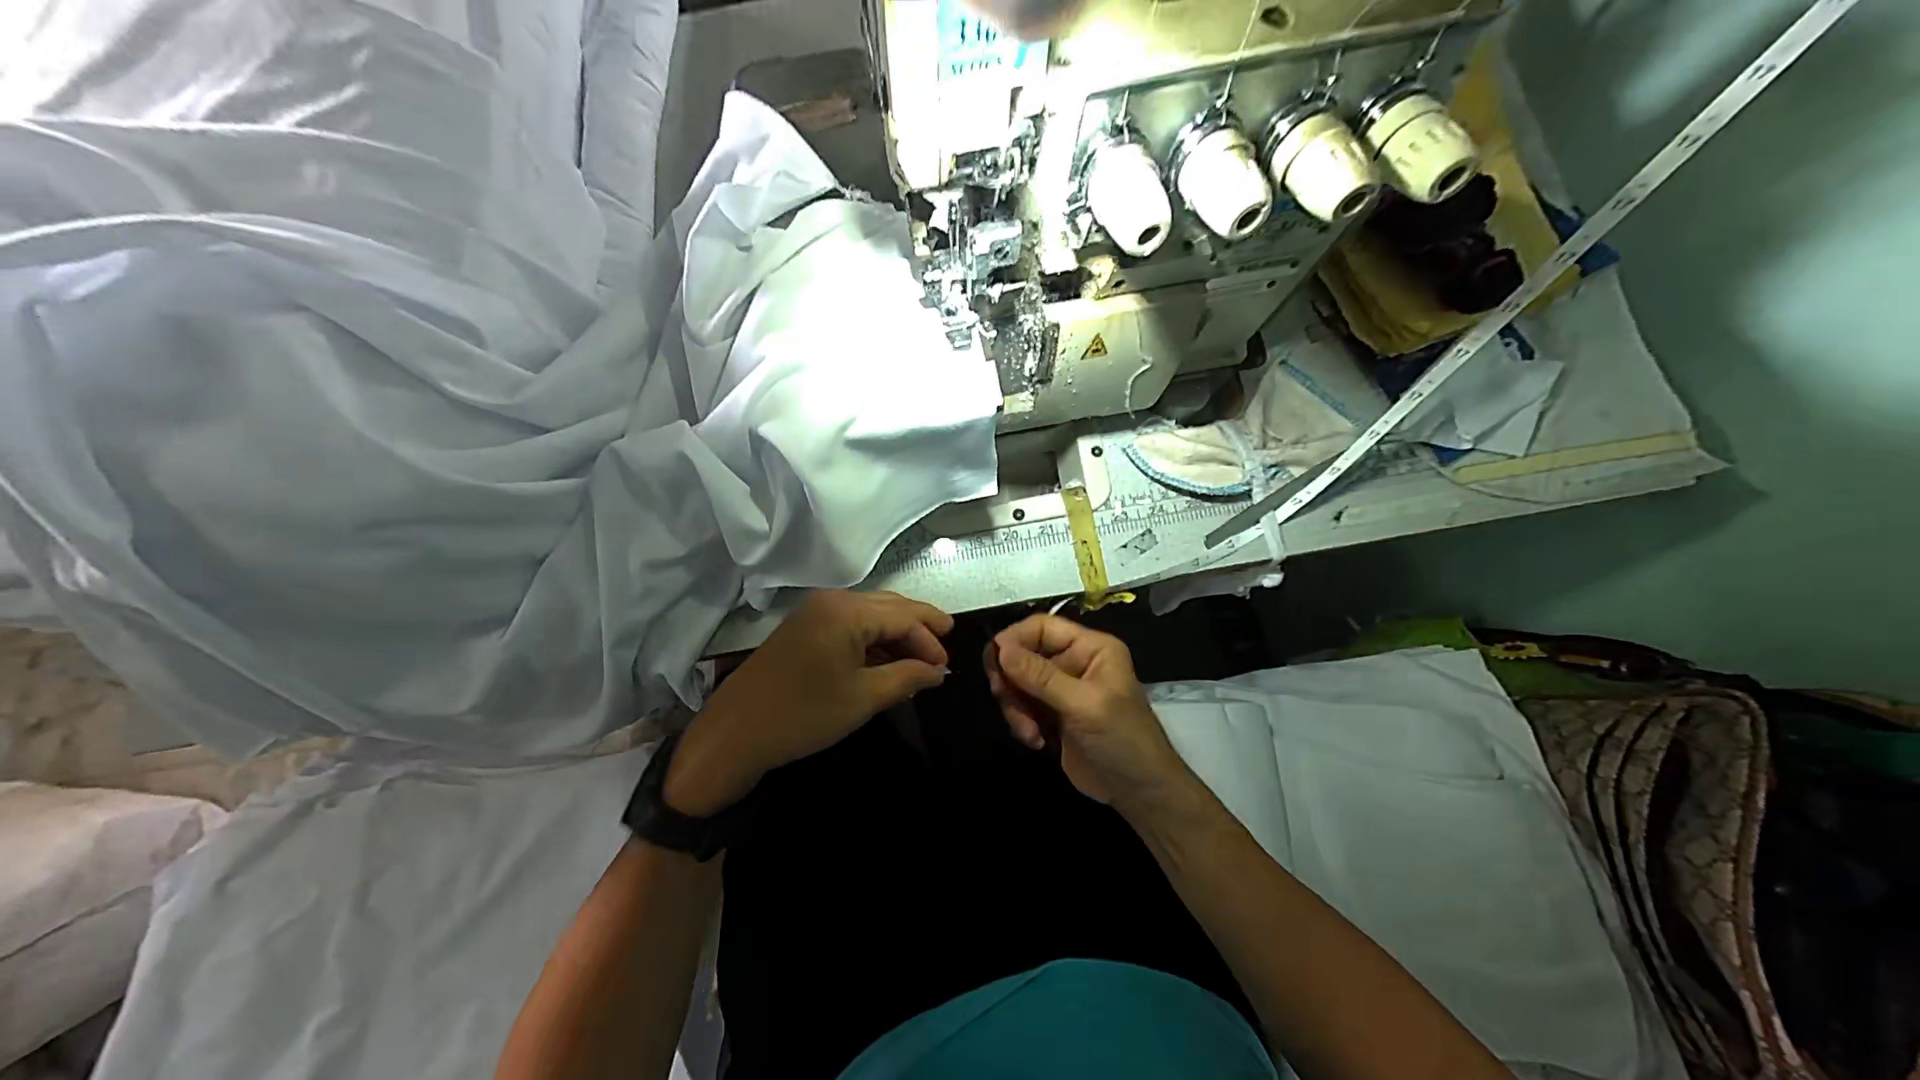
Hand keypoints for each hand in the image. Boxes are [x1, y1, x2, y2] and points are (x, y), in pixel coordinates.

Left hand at [664, 590, 953, 816]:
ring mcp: (813, 612)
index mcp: (847, 611)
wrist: (735, 733)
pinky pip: (849, 625)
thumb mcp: (864, 698)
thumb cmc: (804, 715)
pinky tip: (886, 662)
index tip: (947, 668)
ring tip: (920, 661)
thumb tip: (938, 671)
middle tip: (943, 653)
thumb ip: (908, 677)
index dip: (931, 639)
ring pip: (869, 615)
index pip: (905, 615)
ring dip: (896, 636)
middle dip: (918, 630)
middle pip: (889, 607)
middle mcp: (831, 600)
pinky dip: (873, 641)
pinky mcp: (803, 628)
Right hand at [983, 614, 1189, 809]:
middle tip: (1004, 699)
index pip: (1041, 627)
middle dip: (1011, 680)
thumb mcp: (1084, 705)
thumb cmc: (1122, 740)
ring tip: (1030, 733)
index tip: (995, 663)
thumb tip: (1000, 648)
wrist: (1138, 791)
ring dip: (1015, 708)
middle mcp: (1073, 661)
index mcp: (1090, 647)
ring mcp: (1060, 689)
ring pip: (1016, 682)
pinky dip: (1020, 723)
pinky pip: (1020, 706)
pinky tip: (1036, 741)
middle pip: (1022, 654)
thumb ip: (1041, 677)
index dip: (1014, 639)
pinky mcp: (1051, 715)